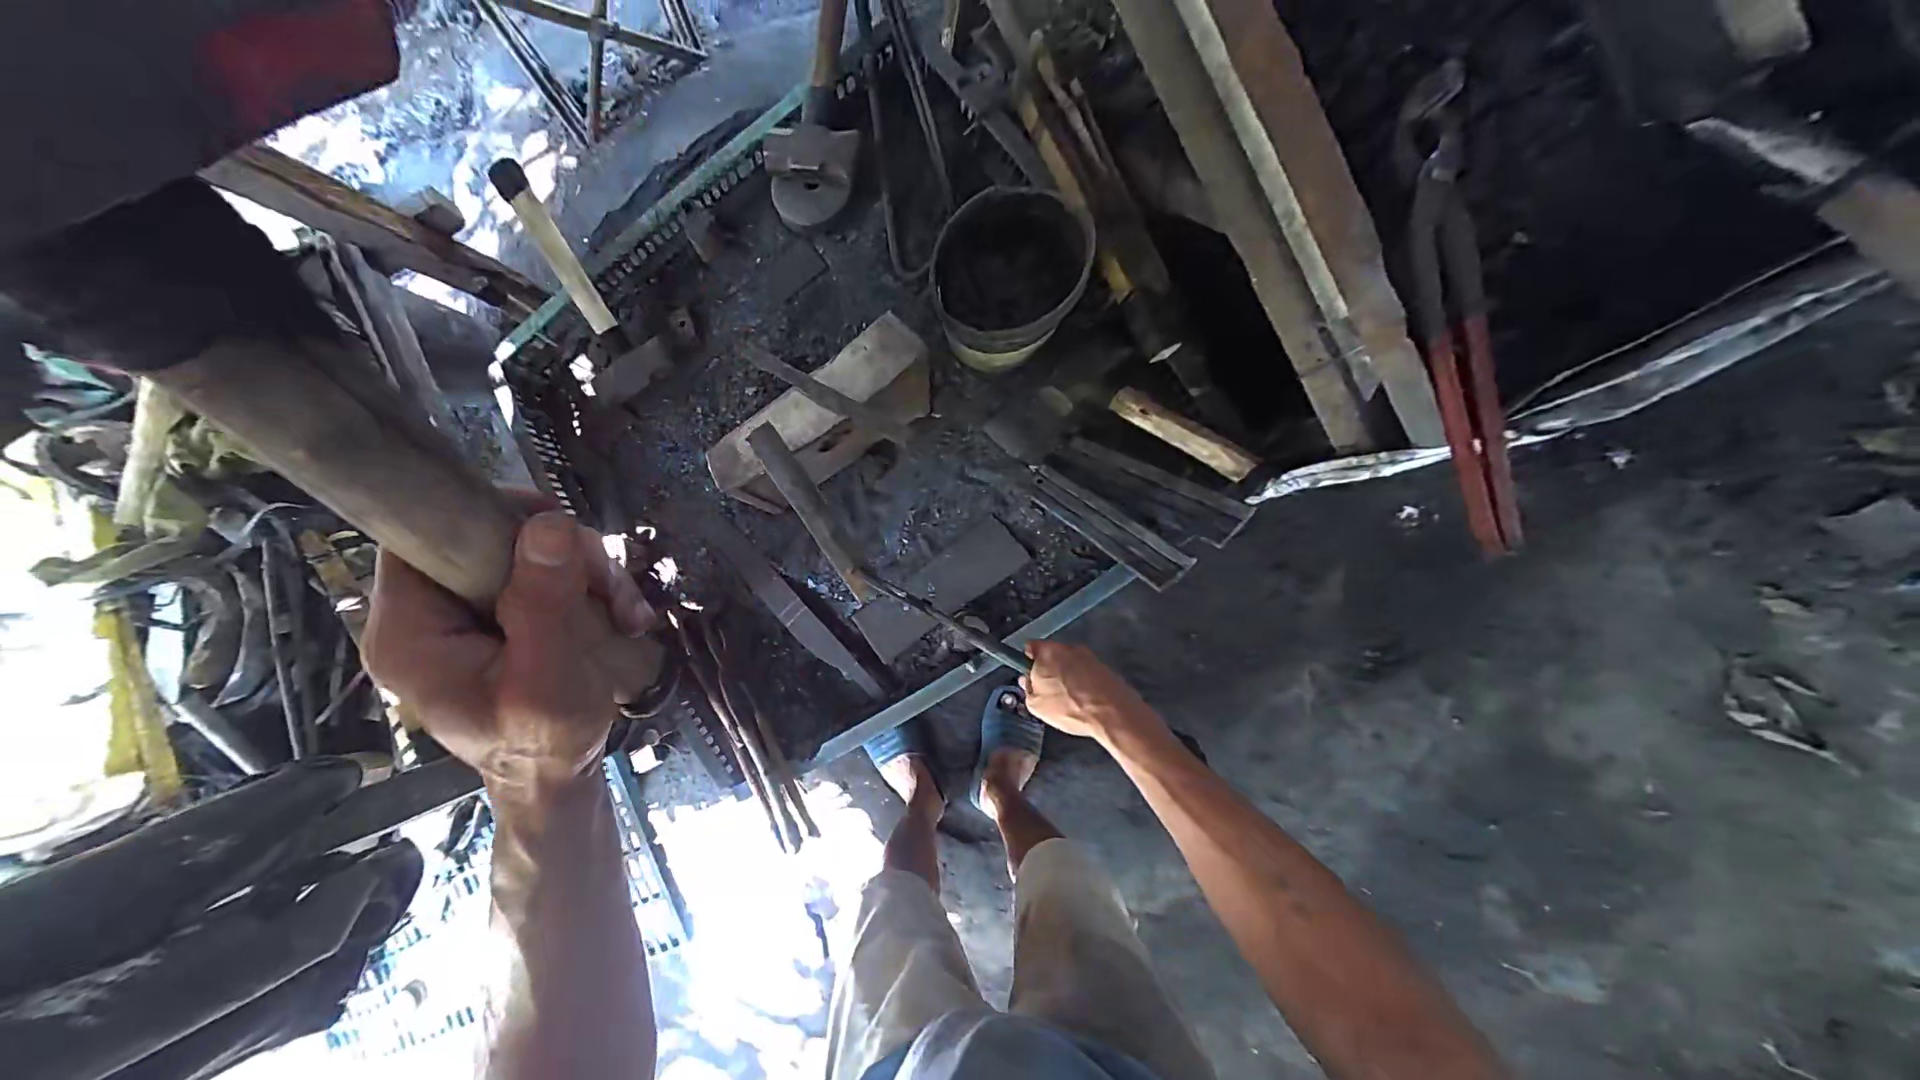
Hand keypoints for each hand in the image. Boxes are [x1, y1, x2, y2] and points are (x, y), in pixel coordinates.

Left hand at [363, 510, 655, 802]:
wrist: (559, 777)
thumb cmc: (545, 742)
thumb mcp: (548, 677)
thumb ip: (544, 603)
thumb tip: (549, 525)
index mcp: (411, 632)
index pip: (423, 538)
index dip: (486, 517)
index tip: (553, 526)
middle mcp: (432, 616)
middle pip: (491, 540)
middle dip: (563, 555)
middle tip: (611, 587)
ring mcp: (471, 617)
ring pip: (531, 556)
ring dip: (590, 574)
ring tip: (626, 613)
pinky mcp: (506, 620)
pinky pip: (550, 578)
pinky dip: (592, 590)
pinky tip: (622, 617)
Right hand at [1019, 640, 1164, 743]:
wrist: (1112, 712)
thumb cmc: (1068, 706)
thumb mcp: (1036, 705)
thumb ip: (1028, 689)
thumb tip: (1028, 680)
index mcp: (1047, 651)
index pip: (1031, 647)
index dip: (1027, 661)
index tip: (1030, 676)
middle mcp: (1068, 647)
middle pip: (1052, 655)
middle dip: (1049, 669)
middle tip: (1048, 691)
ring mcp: (1089, 656)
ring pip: (1071, 664)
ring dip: (1068, 676)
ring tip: (1070, 699)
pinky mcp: (1105, 667)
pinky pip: (1087, 673)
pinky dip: (1084, 682)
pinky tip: (1085, 701)